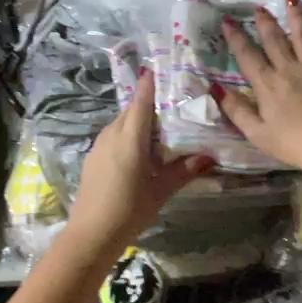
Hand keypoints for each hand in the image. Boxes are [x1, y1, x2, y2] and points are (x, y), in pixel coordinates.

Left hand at [65, 71, 214, 252]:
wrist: (91, 234)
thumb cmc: (130, 210)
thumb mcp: (161, 190)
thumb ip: (184, 170)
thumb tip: (210, 156)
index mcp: (130, 138)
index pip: (141, 101)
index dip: (150, 84)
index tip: (160, 68)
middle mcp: (112, 135)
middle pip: (131, 110)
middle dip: (148, 102)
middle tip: (170, 100)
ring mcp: (99, 146)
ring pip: (120, 123)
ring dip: (137, 119)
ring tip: (158, 125)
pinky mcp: (93, 158)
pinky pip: (112, 136)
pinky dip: (126, 133)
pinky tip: (138, 147)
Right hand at [215, 0, 301, 173]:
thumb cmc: (293, 144)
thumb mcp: (256, 133)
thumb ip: (236, 110)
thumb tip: (214, 88)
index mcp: (268, 85)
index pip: (247, 56)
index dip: (236, 37)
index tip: (227, 20)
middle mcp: (289, 69)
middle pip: (275, 40)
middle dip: (265, 22)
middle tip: (259, 7)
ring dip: (297, 16)